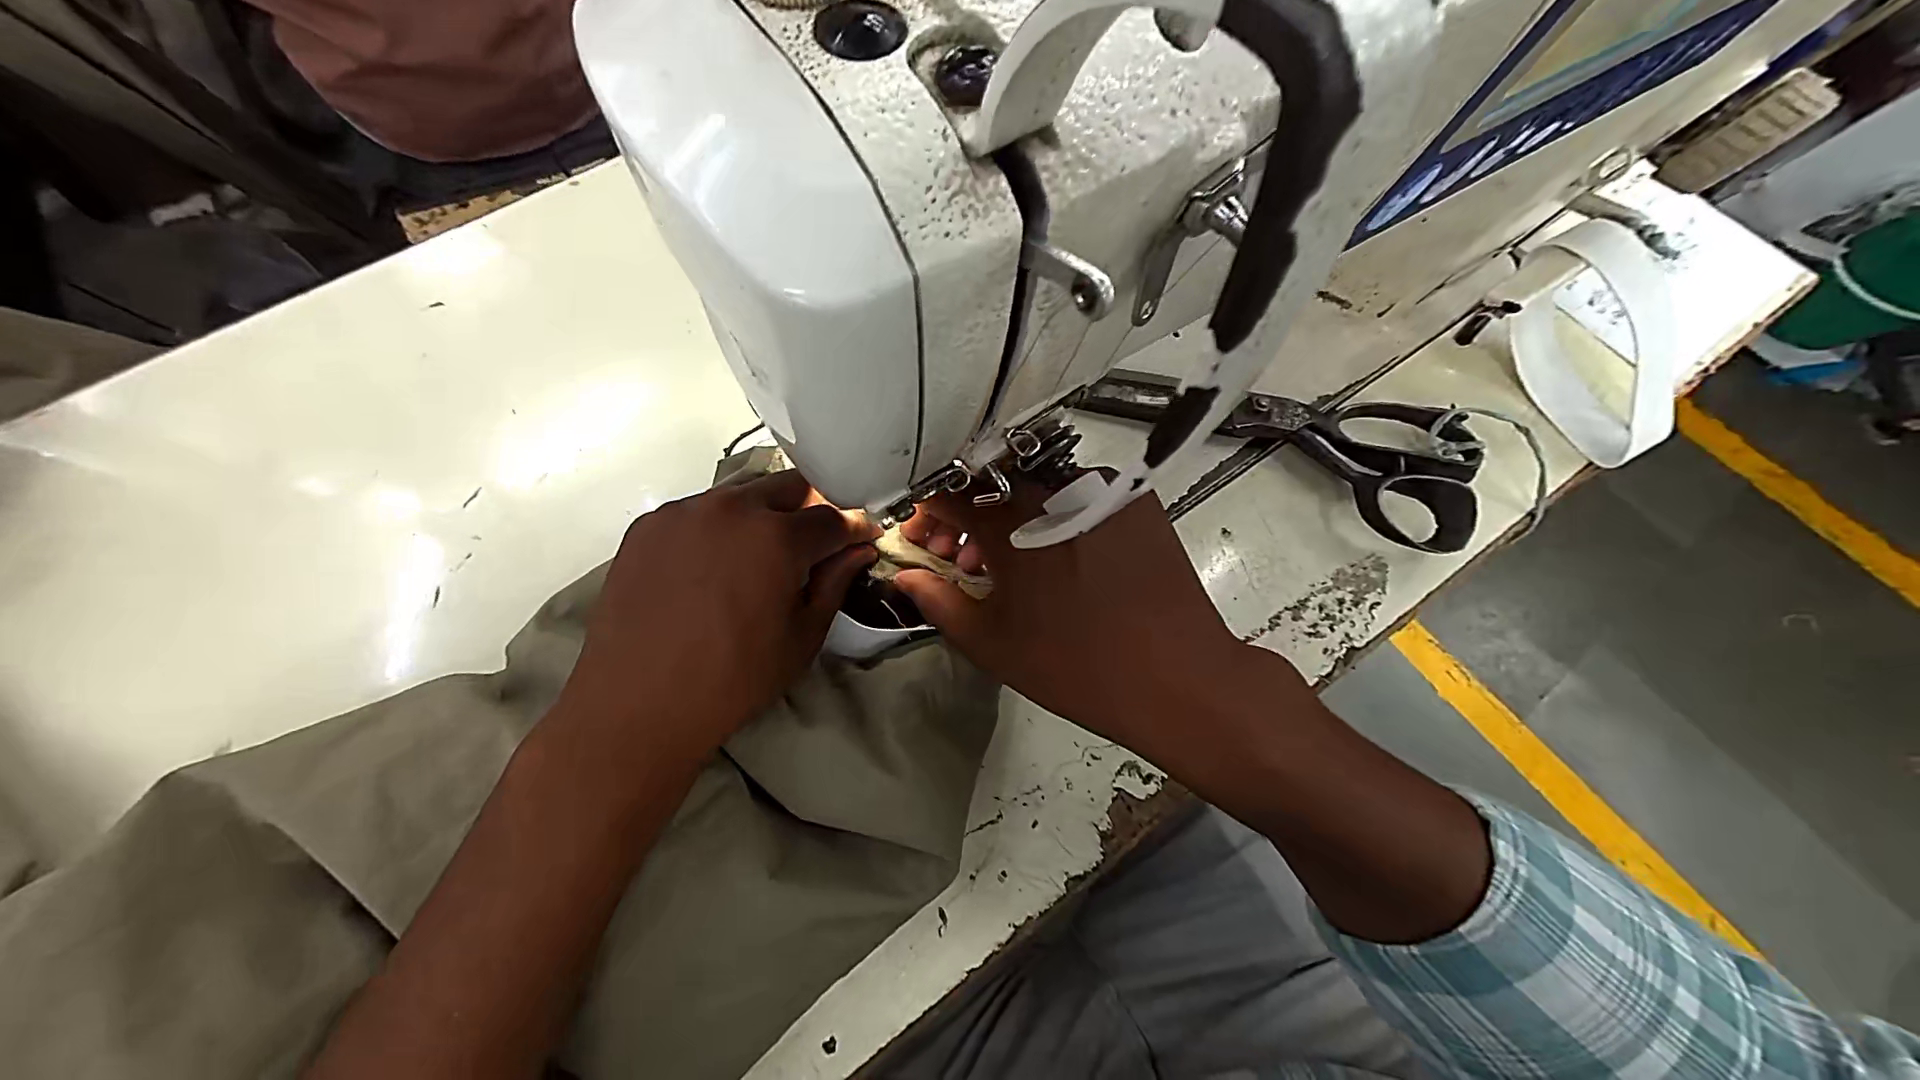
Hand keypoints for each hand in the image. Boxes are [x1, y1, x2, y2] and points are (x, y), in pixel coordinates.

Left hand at [556, 470, 878, 766]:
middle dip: (812, 508)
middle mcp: (731, 510)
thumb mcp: (801, 638)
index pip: (832, 517)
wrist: (635, 704)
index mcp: (777, 539)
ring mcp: (684, 512)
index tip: (864, 537)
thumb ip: (834, 584)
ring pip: (742, 494)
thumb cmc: (732, 680)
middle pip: (789, 486)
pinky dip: (720, 527)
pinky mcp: (649, 525)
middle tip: (815, 544)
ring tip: (762, 554)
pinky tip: (715, 564)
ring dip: (764, 513)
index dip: (855, 528)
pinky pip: (699, 511)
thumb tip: (858, 551)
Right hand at [893, 479, 1296, 760]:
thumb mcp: (991, 641)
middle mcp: (1057, 491)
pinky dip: (1050, 520)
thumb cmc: (1077, 666)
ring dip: (1007, 520)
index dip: (926, 513)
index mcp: (1014, 523)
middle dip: (963, 519)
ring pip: (1034, 490)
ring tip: (1003, 568)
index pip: (950, 493)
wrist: (1176, 677)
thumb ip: (936, 600)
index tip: (923, 539)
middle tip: (958, 561)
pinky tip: (1052, 561)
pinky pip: (1075, 498)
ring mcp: (1101, 492)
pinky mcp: (1133, 502)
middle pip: (992, 486)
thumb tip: (905, 575)